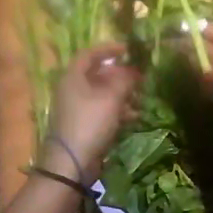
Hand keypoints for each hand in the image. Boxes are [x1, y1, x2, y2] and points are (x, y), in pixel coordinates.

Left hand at [41, 43, 140, 182]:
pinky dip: (118, 110)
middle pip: (97, 75)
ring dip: (122, 94)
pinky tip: (135, 116)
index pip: (89, 54)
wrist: (70, 163)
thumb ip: (124, 80)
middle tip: (140, 77)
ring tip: (141, 98)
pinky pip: (102, 111)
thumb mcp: (111, 98)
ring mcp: (76, 108)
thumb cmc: (89, 123)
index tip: (128, 50)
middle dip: (120, 75)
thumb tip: (134, 70)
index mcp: (73, 77)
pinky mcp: (83, 125)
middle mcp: (72, 89)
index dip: (108, 49)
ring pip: (102, 94)